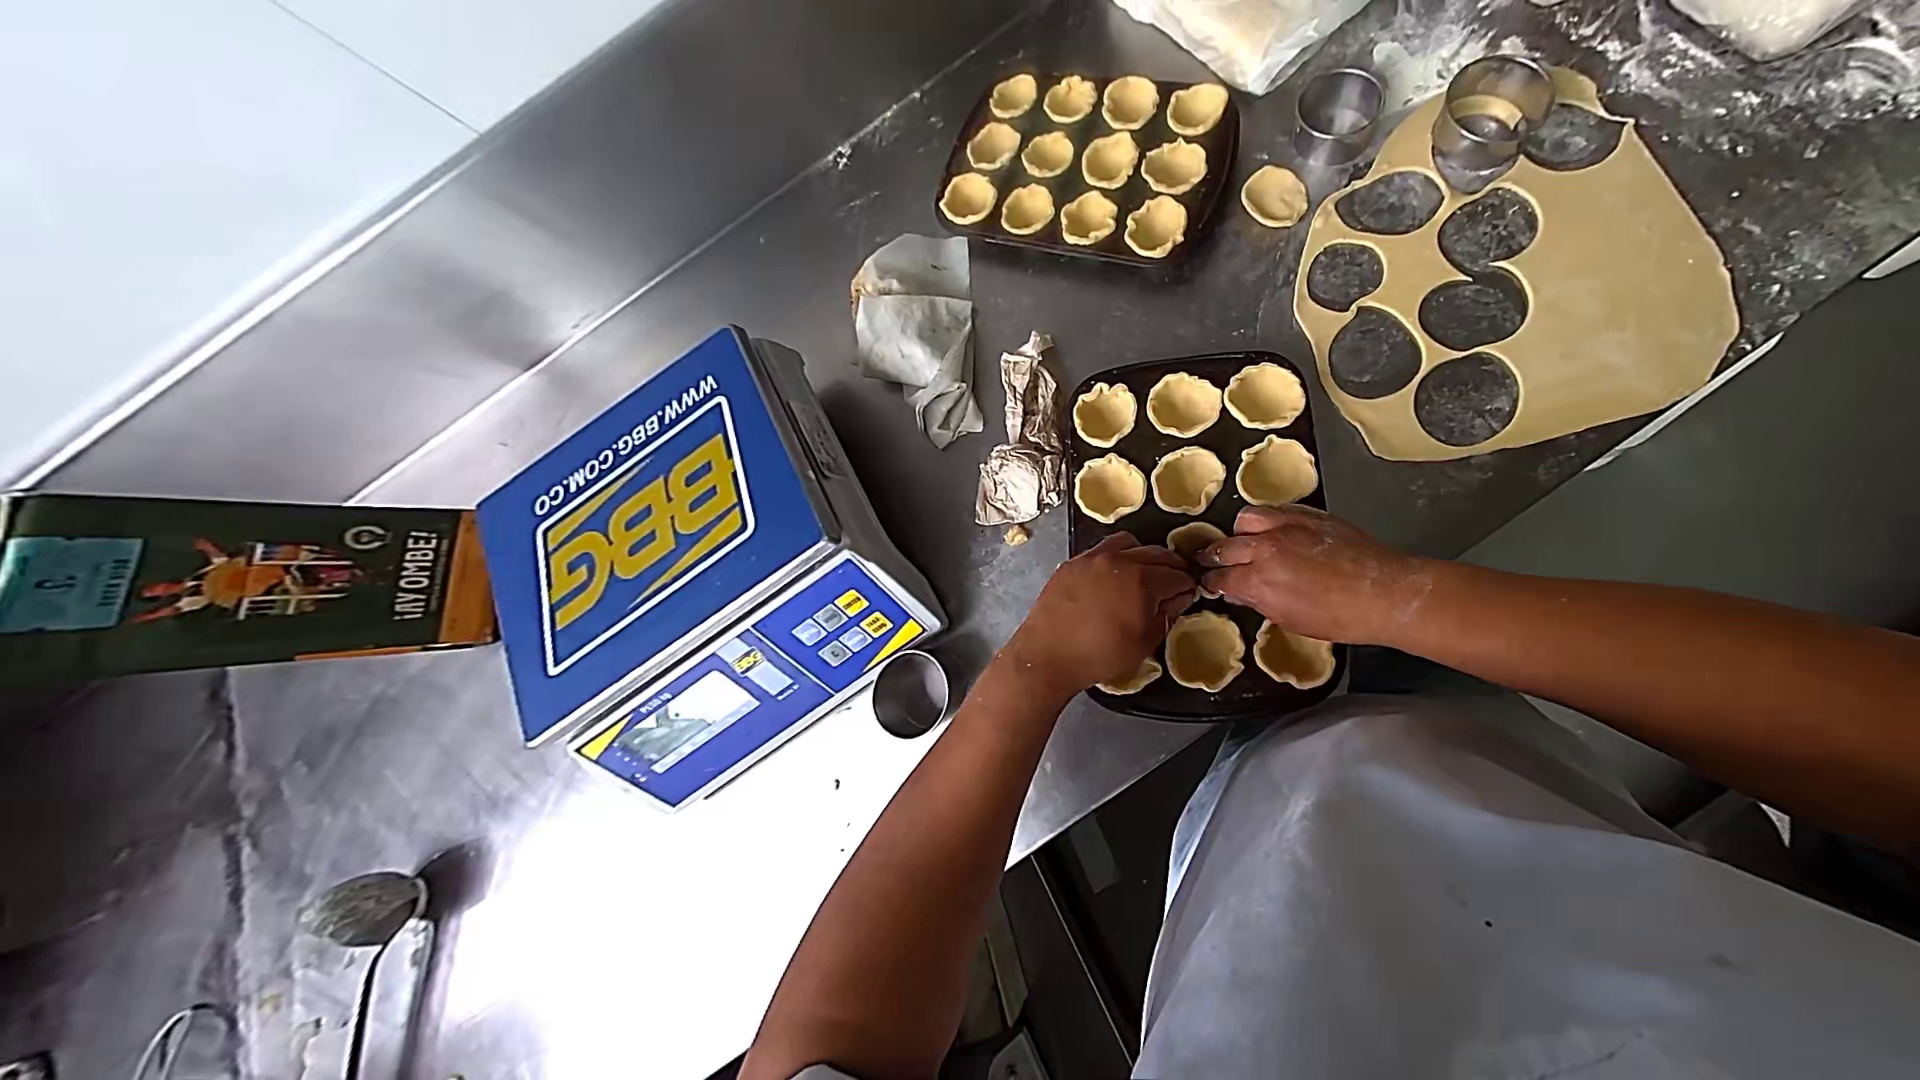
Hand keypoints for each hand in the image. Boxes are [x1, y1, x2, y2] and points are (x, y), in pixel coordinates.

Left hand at [1001, 533, 1194, 699]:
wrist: (1048, 654)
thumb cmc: (1099, 656)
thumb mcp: (1144, 643)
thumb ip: (1165, 616)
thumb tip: (1176, 599)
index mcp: (1142, 580)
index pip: (1176, 575)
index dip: (1187, 584)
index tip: (1189, 592)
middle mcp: (1118, 561)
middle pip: (1156, 553)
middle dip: (1171, 566)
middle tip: (1174, 580)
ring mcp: (1092, 559)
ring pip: (1128, 543)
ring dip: (1142, 554)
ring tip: (1144, 572)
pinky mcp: (1072, 563)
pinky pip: (1100, 550)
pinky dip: (1115, 557)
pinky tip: (1114, 575)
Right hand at [1198, 505, 1434, 644]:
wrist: (1387, 594)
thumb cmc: (1342, 616)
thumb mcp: (1290, 620)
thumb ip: (1258, 602)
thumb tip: (1239, 594)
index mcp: (1257, 581)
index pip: (1219, 577)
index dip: (1210, 582)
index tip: (1209, 583)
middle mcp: (1266, 549)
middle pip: (1224, 546)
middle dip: (1214, 556)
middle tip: (1212, 561)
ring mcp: (1287, 527)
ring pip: (1245, 519)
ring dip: (1239, 531)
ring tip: (1243, 539)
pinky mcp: (1308, 515)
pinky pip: (1275, 509)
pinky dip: (1267, 519)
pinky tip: (1272, 530)